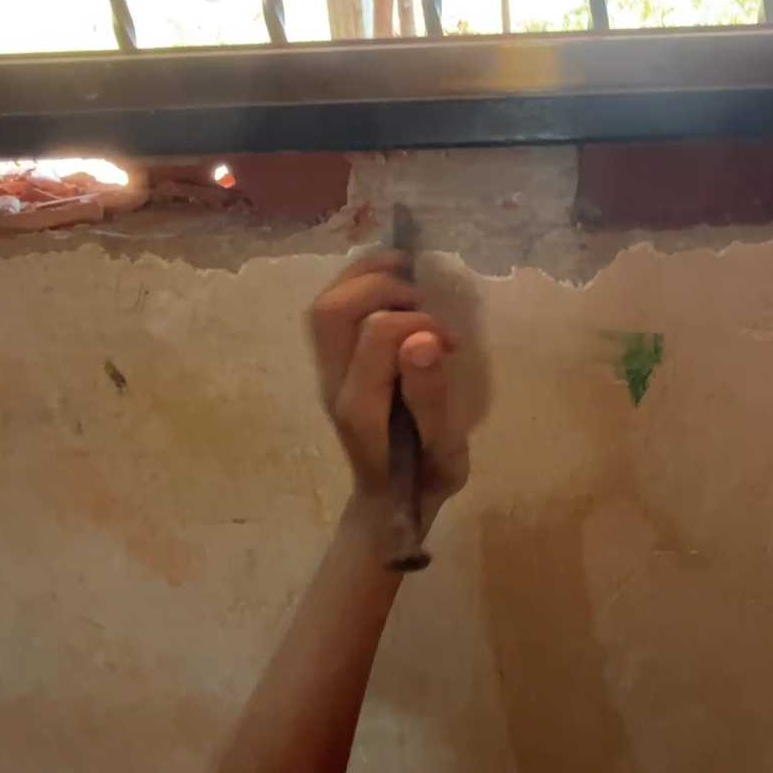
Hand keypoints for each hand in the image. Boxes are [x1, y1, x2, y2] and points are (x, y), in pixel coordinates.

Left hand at [309, 253, 469, 524]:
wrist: (390, 502)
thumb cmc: (424, 478)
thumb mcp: (445, 450)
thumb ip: (430, 396)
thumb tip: (422, 337)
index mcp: (362, 406)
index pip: (377, 333)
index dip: (419, 321)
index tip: (449, 341)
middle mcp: (334, 383)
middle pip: (331, 310)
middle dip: (381, 287)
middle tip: (422, 299)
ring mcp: (327, 373)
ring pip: (324, 305)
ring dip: (363, 277)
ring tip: (404, 270)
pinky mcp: (333, 365)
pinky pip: (330, 311)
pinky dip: (358, 284)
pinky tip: (392, 280)